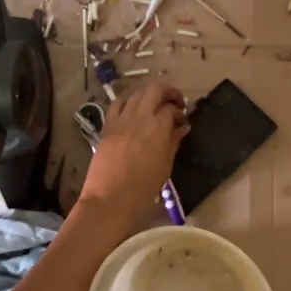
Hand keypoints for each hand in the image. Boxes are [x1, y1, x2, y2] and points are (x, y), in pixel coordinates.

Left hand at [77, 82, 188, 228]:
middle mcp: (139, 116)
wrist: (110, 199)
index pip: (172, 109)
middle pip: (154, 90)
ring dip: (148, 94)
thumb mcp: (165, 165)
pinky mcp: (107, 125)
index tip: (183, 122)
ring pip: (135, 93)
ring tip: (155, 104)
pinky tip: (133, 108)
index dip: (180, 113)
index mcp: (158, 127)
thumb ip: (173, 142)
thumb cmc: (143, 189)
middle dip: (168, 92)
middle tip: (175, 102)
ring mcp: (121, 119)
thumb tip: (181, 128)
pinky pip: (117, 104)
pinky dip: (128, 101)